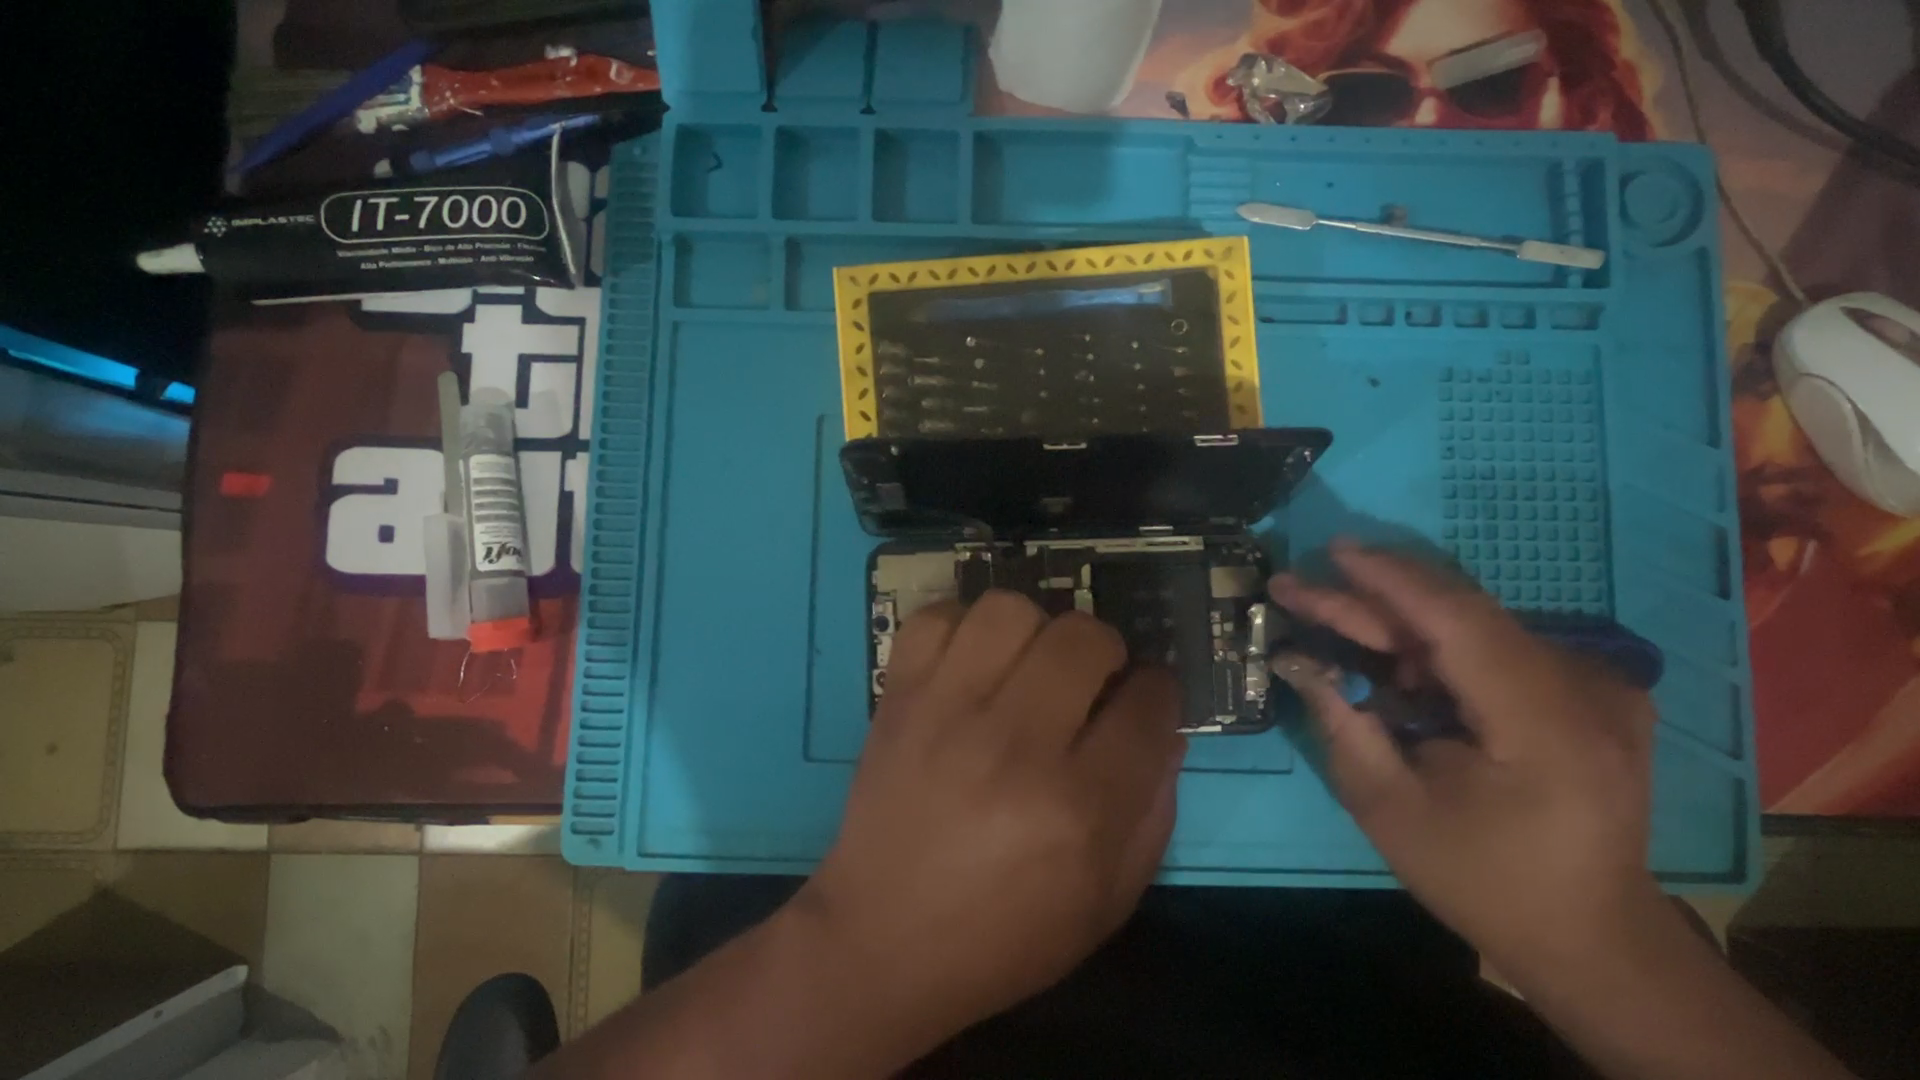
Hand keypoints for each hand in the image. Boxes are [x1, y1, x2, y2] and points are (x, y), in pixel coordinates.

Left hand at [796, 590, 1184, 1043]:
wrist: (882, 942)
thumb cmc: (1007, 936)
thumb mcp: (1109, 900)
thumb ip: (1153, 810)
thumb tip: (1164, 727)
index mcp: (1080, 806)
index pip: (1149, 703)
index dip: (1159, 694)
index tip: (1144, 702)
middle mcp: (1016, 744)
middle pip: (1085, 638)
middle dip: (1107, 653)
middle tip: (1090, 685)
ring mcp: (947, 712)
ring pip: (1012, 611)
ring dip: (1035, 631)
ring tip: (1028, 668)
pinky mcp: (898, 699)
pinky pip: (936, 618)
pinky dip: (962, 628)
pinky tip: (972, 666)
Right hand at [1268, 542, 1661, 981]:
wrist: (1589, 935)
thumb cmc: (1481, 880)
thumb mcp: (1389, 809)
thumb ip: (1342, 723)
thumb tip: (1295, 657)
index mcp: (1547, 727)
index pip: (1460, 622)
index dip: (1390, 580)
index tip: (1331, 551)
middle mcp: (1590, 691)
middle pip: (1463, 618)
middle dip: (1373, 601)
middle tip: (1299, 589)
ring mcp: (1604, 689)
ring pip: (1478, 628)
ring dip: (1401, 627)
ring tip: (1336, 636)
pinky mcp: (1598, 694)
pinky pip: (1501, 650)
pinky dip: (1440, 651)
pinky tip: (1400, 674)